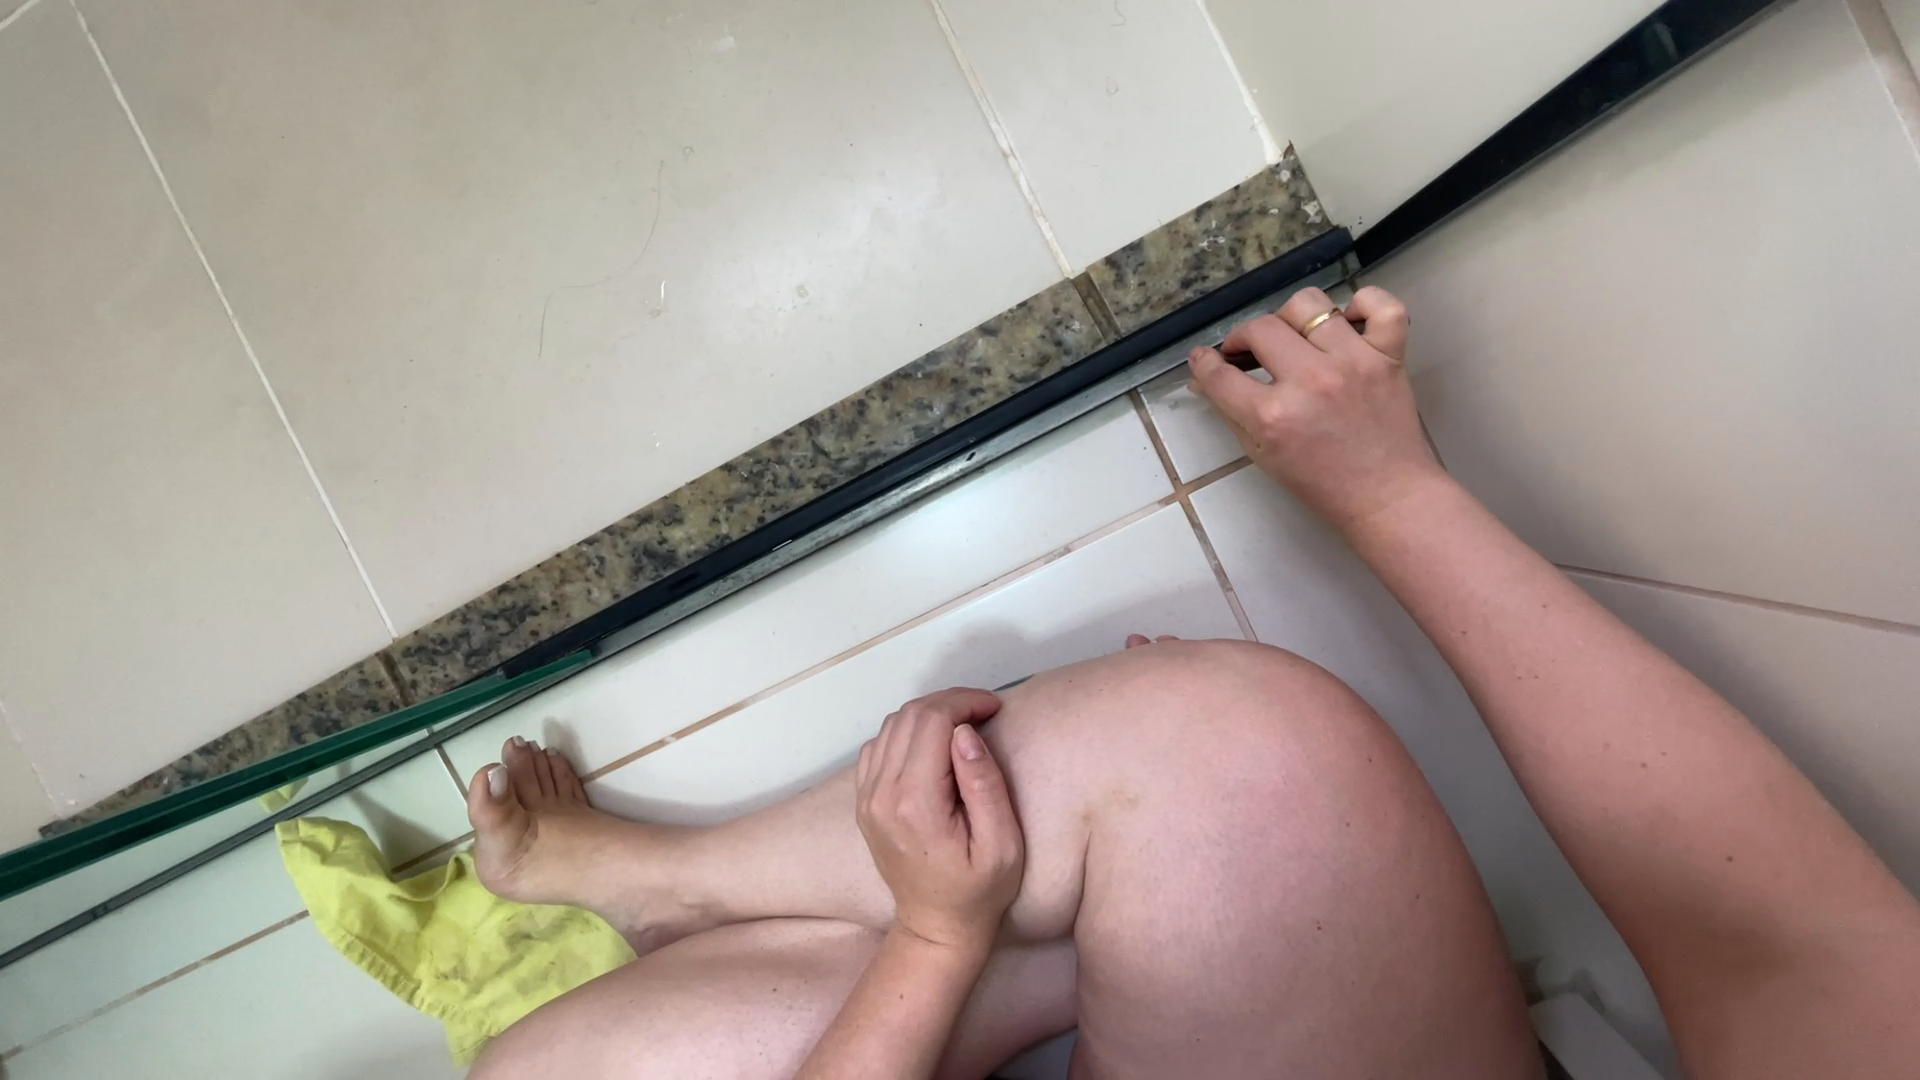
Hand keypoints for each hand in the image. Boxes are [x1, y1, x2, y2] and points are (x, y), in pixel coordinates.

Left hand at [855, 688, 1023, 954]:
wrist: (935, 926)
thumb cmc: (979, 889)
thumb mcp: (1002, 844)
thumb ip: (984, 784)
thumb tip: (965, 732)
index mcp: (916, 801)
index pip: (932, 720)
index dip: (966, 702)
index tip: (995, 708)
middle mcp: (881, 792)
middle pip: (911, 715)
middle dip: (951, 701)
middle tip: (984, 711)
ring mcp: (866, 795)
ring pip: (893, 724)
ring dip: (929, 713)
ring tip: (964, 724)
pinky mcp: (863, 798)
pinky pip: (880, 743)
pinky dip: (908, 731)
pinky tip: (934, 745)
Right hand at [1187, 285, 1445, 530]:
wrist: (1384, 495)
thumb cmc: (1318, 481)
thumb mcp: (1261, 453)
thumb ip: (1230, 412)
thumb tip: (1204, 379)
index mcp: (1272, 415)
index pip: (1220, 374)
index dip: (1203, 363)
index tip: (1203, 359)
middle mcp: (1309, 381)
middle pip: (1260, 329)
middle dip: (1241, 337)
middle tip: (1246, 352)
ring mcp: (1353, 363)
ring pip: (1309, 305)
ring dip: (1290, 317)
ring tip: (1293, 337)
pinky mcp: (1389, 356)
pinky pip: (1380, 305)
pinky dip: (1362, 304)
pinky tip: (1347, 323)